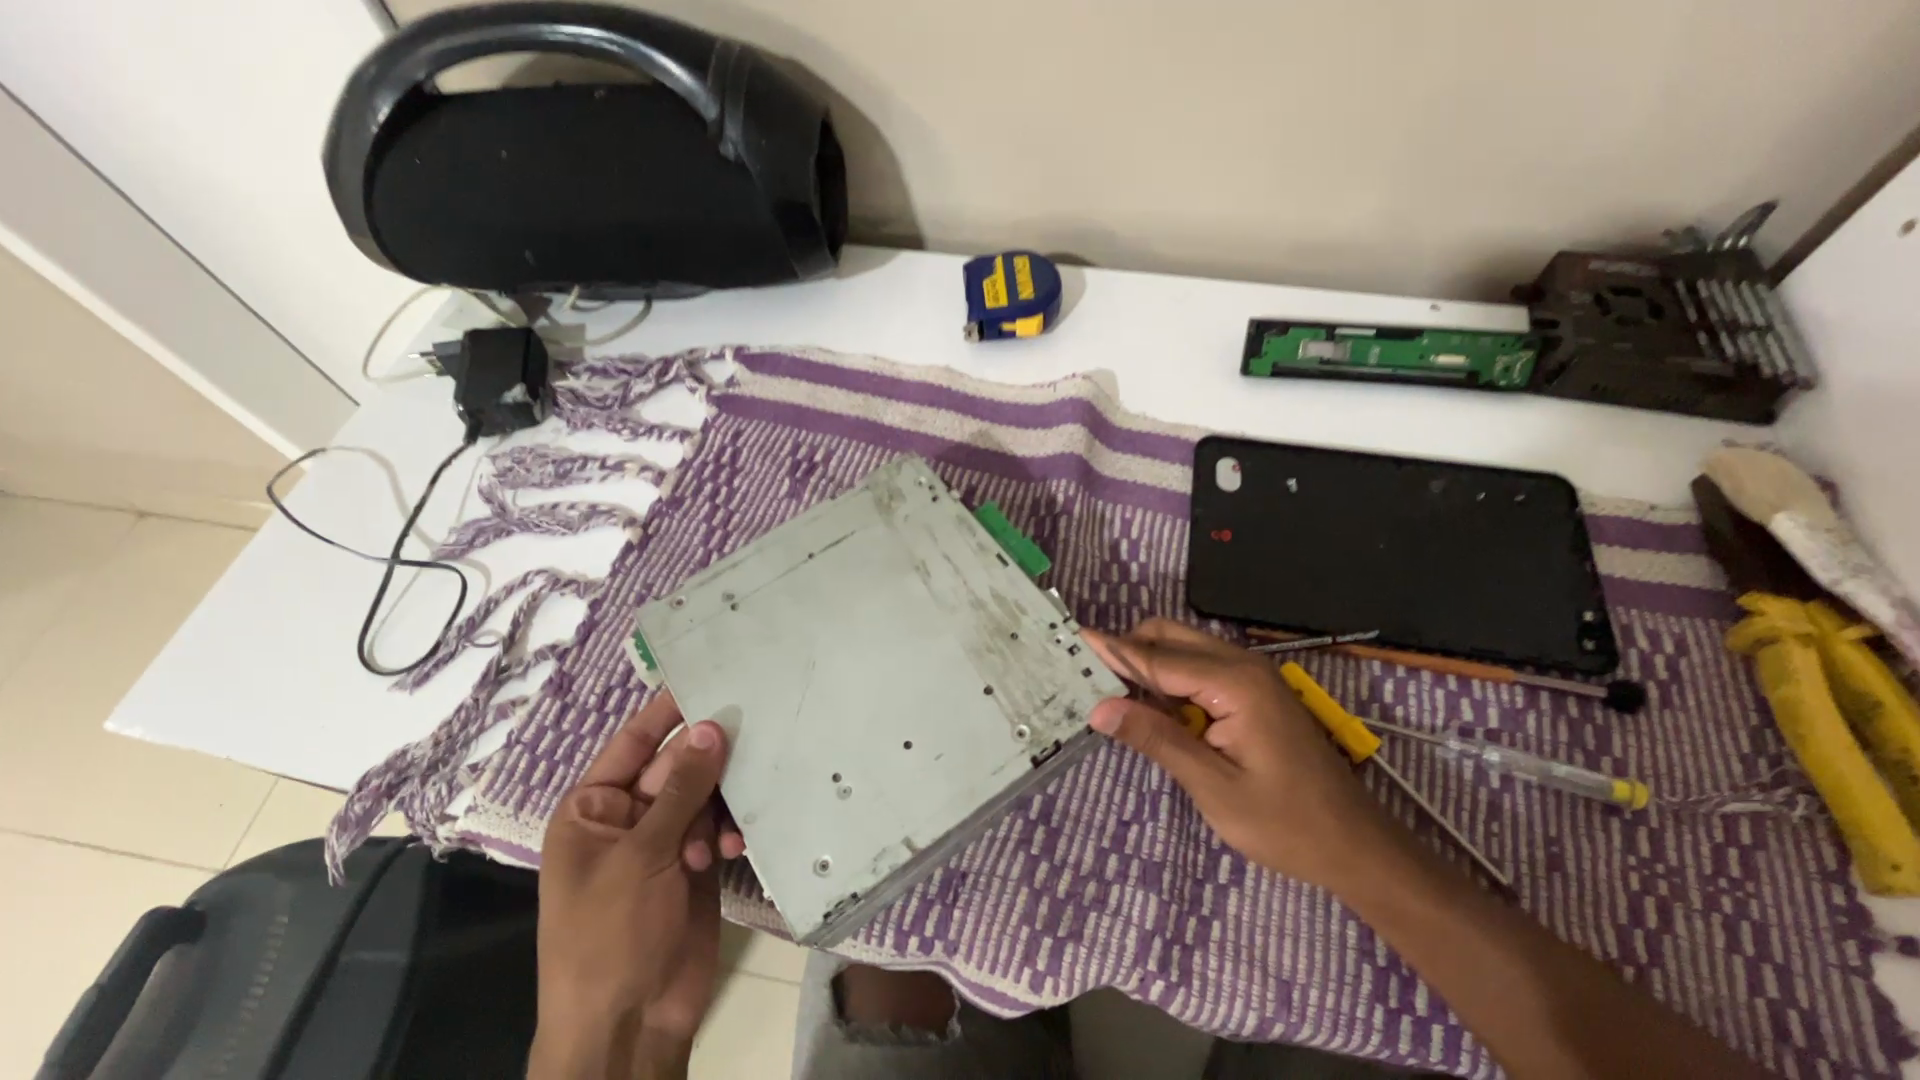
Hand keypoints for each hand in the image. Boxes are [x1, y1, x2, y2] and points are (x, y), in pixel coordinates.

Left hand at [529, 693, 740, 1078]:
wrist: (628, 1021)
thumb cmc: (608, 936)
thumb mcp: (639, 858)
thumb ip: (680, 791)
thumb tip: (709, 727)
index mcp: (593, 810)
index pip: (633, 745)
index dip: (666, 713)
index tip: (707, 676)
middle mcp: (629, 820)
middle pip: (675, 769)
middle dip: (706, 762)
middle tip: (753, 733)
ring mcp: (665, 845)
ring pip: (704, 799)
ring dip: (719, 808)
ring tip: (724, 834)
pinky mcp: (696, 869)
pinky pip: (719, 832)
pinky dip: (730, 835)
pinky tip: (734, 850)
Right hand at [1084, 619, 1399, 890]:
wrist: (1354, 845)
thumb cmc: (1286, 824)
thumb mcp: (1213, 787)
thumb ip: (1156, 740)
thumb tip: (1101, 708)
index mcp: (1235, 684)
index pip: (1156, 657)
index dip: (1111, 651)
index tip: (1070, 641)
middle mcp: (1244, 666)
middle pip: (1169, 638)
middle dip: (1127, 651)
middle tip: (1086, 679)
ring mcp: (1253, 678)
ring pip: (1184, 651)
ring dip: (1147, 666)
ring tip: (1109, 695)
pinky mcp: (1255, 695)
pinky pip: (1201, 671)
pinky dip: (1170, 680)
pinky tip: (1151, 711)